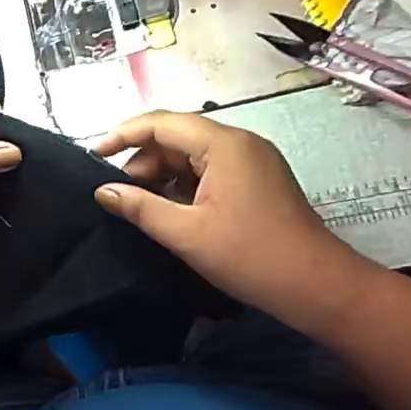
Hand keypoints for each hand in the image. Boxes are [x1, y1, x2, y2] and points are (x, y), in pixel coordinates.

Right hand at [93, 111, 374, 329]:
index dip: (124, 135)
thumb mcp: (186, 233)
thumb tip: (103, 192)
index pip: (162, 122)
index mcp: (223, 144)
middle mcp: (239, 142)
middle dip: (144, 161)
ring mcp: (251, 161)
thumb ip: (140, 207)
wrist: (317, 286)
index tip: (94, 156)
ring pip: (193, 156)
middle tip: (119, 195)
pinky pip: (210, 171)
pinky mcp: (257, 180)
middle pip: (178, 137)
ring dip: (163, 177)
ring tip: (140, 207)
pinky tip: (169, 211)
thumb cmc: (250, 257)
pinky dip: (185, 186)